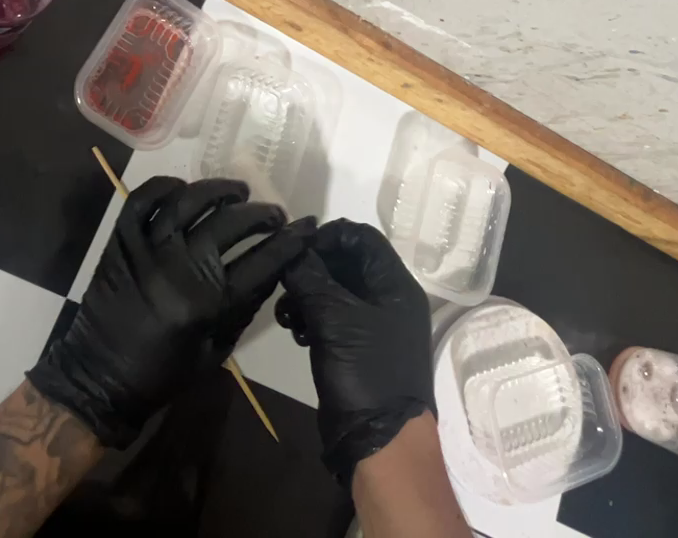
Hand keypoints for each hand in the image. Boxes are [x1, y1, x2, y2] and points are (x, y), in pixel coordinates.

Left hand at [29, 176, 314, 447]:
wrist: (99, 378)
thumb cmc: (164, 373)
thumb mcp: (217, 349)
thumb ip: (246, 306)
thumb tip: (271, 267)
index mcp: (207, 303)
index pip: (262, 261)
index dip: (290, 241)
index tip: (307, 226)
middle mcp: (178, 268)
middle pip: (229, 224)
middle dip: (260, 214)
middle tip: (273, 213)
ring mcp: (146, 249)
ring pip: (188, 201)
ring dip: (218, 190)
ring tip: (237, 193)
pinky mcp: (120, 241)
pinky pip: (142, 200)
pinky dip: (165, 187)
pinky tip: (184, 189)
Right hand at [276, 220, 434, 482]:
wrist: (379, 442)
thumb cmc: (365, 371)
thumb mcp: (333, 318)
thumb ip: (309, 277)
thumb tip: (290, 250)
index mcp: (394, 285)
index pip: (361, 237)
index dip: (328, 235)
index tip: (295, 246)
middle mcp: (388, 299)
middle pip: (346, 262)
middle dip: (312, 267)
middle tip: (283, 278)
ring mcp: (374, 325)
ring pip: (335, 290)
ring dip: (307, 293)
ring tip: (286, 312)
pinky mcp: (358, 347)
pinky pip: (332, 316)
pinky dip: (312, 316)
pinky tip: (295, 331)